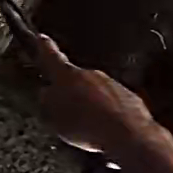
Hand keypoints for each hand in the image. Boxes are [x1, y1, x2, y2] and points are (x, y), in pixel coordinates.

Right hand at [36, 35, 168, 155]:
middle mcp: (91, 74)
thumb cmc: (86, 125)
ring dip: (91, 108)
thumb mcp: (53, 117)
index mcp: (67, 76)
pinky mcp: (130, 99)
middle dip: (71, 93)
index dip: (44, 48)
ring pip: (96, 94)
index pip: (52, 56)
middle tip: (66, 113)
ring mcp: (112, 85)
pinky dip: (108, 117)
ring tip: (88, 131)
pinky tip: (106, 133)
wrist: (128, 135)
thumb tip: (46, 93)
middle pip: (76, 80)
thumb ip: (46, 101)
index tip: (42, 38)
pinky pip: (113, 106)